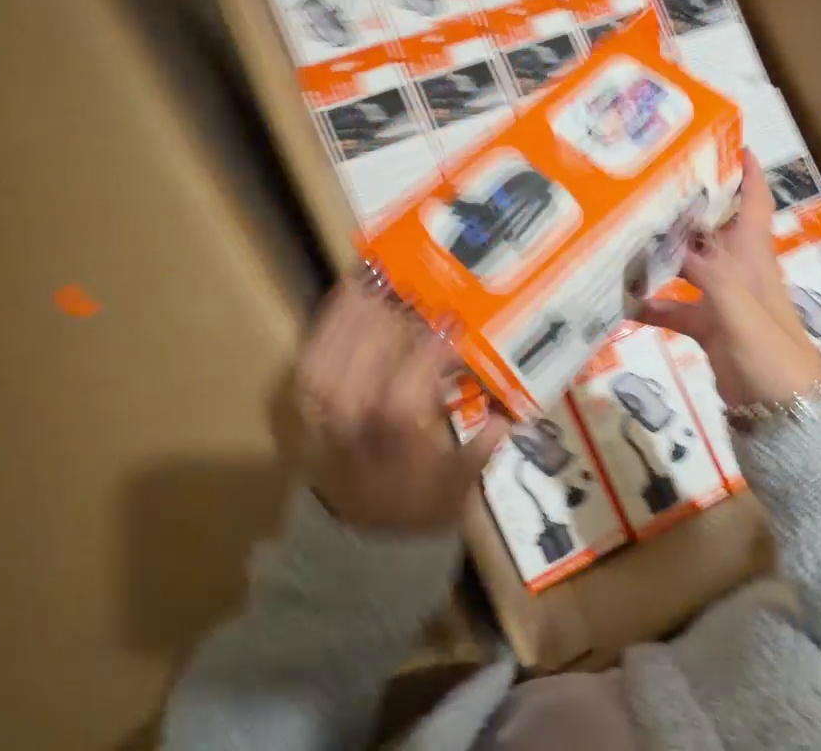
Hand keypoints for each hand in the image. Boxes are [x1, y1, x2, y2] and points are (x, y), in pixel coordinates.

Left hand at [296, 278, 507, 531]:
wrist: (369, 543)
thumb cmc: (423, 509)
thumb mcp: (462, 481)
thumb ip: (483, 443)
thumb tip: (510, 407)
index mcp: (395, 449)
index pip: (405, 395)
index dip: (429, 354)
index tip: (456, 321)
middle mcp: (354, 430)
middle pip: (358, 367)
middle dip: (387, 319)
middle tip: (416, 283)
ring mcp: (327, 419)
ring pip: (328, 359)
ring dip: (350, 314)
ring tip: (375, 276)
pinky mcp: (311, 411)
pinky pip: (310, 362)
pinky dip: (325, 327)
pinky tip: (344, 298)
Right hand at [638, 150, 820, 406]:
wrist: (783, 411)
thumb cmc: (772, 356)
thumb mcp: (743, 313)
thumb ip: (712, 277)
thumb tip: (676, 243)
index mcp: (754, 257)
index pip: (753, 200)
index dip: (744, 168)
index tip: (721, 139)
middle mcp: (738, 269)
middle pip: (712, 224)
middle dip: (687, 201)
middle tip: (646, 178)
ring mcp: (722, 298)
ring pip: (688, 263)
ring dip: (661, 249)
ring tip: (622, 230)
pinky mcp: (709, 327)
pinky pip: (675, 309)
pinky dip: (651, 304)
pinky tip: (621, 302)